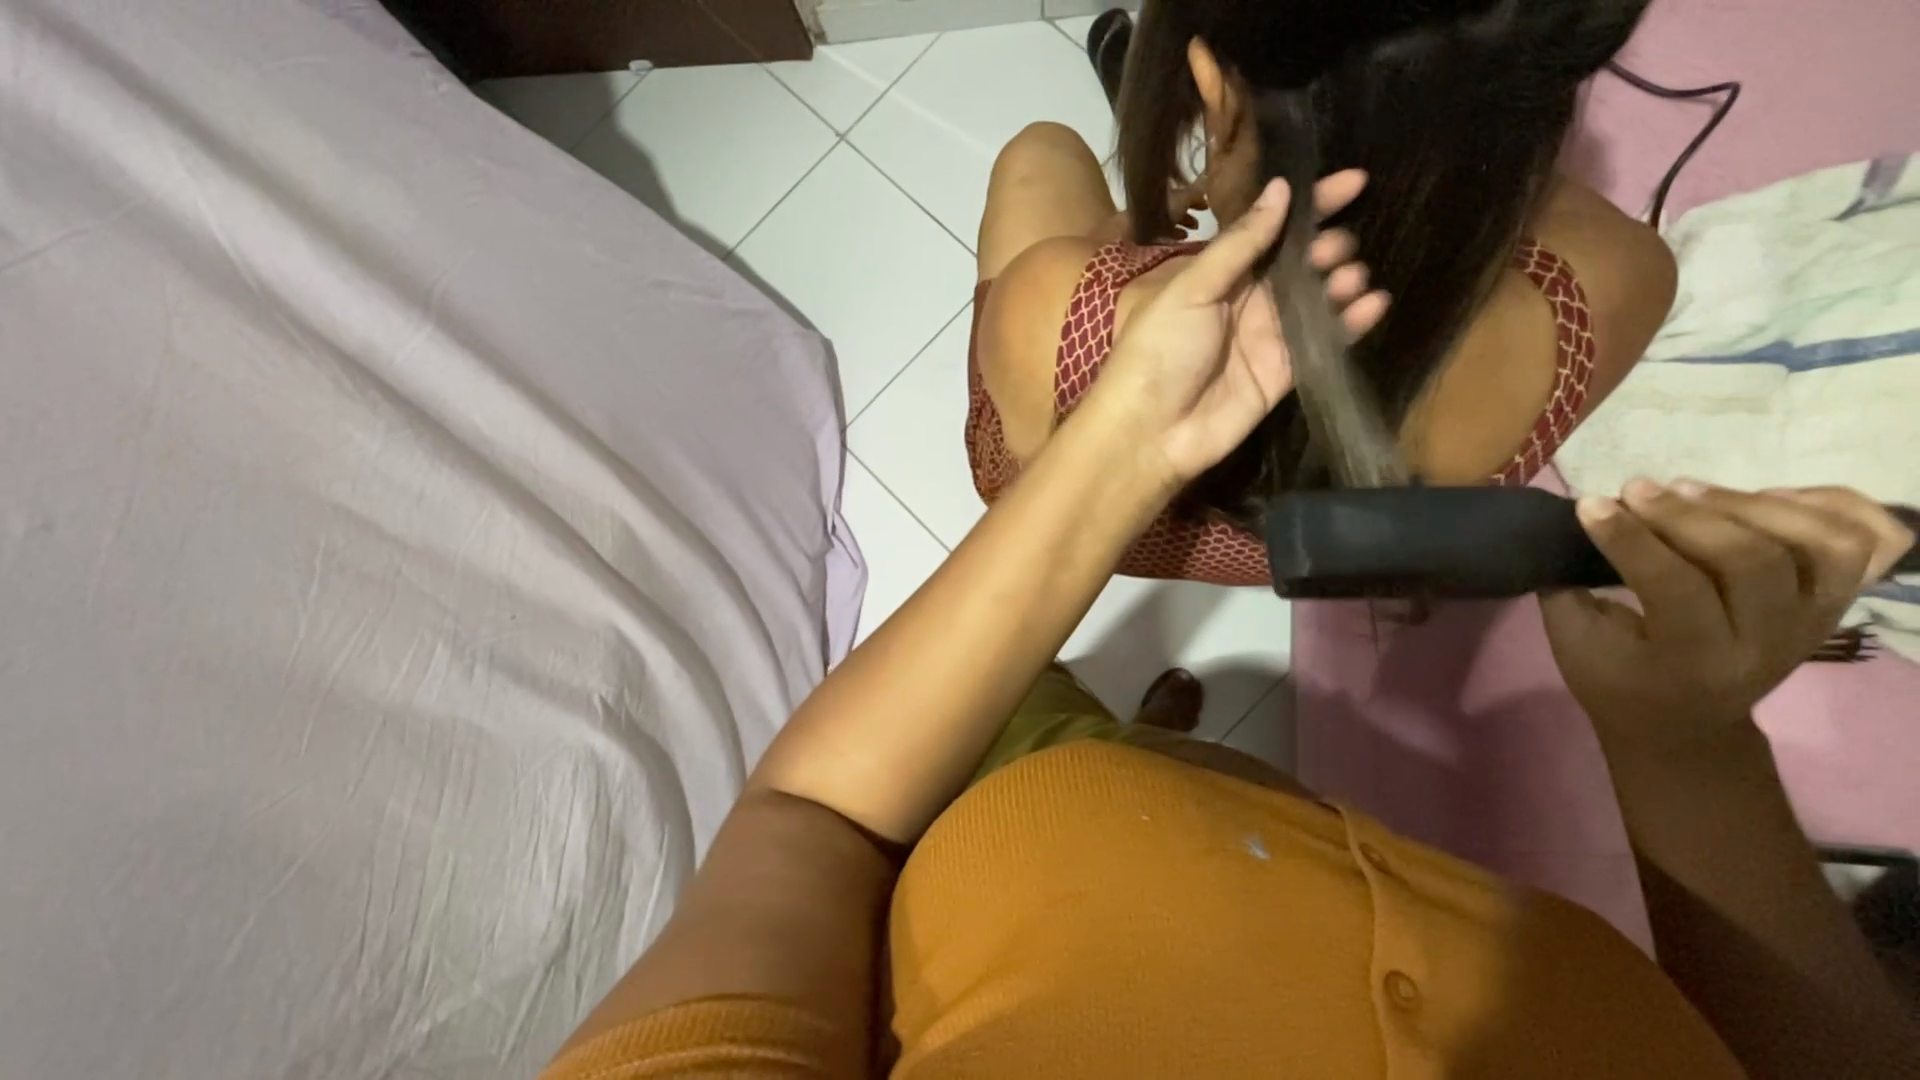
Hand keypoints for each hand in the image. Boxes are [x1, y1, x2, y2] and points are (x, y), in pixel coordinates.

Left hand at [1082, 174, 1388, 487]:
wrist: (1149, 433)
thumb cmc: (1158, 353)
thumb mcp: (1190, 290)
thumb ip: (1239, 244)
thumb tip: (1280, 189)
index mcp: (1217, 276)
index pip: (1270, 231)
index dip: (1310, 206)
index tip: (1354, 182)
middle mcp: (1245, 303)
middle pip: (1298, 264)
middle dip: (1325, 247)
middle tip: (1335, 249)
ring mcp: (1265, 339)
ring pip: (1316, 301)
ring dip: (1340, 283)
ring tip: (1350, 276)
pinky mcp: (1282, 374)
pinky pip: (1323, 343)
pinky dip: (1350, 324)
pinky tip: (1373, 304)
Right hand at [1541, 480, 1914, 750]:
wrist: (1682, 722)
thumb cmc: (1614, 679)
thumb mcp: (1573, 641)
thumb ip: (1568, 585)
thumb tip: (1579, 519)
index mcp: (1695, 660)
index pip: (1674, 587)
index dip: (1629, 539)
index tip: (1590, 503)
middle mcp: (1769, 642)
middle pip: (1753, 561)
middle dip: (1687, 515)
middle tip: (1638, 489)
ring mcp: (1815, 620)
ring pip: (1821, 544)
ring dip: (1754, 505)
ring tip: (1694, 490)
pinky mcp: (1836, 603)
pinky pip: (1871, 541)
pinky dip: (1828, 506)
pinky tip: (1765, 497)